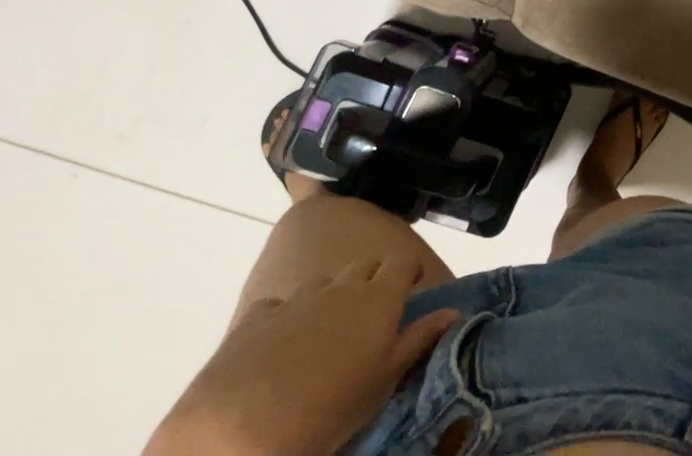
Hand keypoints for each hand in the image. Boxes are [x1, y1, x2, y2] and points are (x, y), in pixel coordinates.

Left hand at [147, 256, 458, 455]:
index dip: (409, 272)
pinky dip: (287, 315)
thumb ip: (418, 340)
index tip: (411, 289)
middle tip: (371, 316)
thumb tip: (452, 312)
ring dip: (331, 296)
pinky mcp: (254, 318)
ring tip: (326, 332)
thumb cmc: (329, 407)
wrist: (239, 430)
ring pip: (323, 282)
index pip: (403, 262)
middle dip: (372, 281)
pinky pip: (279, 303)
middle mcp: (341, 288)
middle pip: (365, 266)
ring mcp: (295, 300)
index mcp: (378, 299)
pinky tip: (280, 343)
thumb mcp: (384, 380)